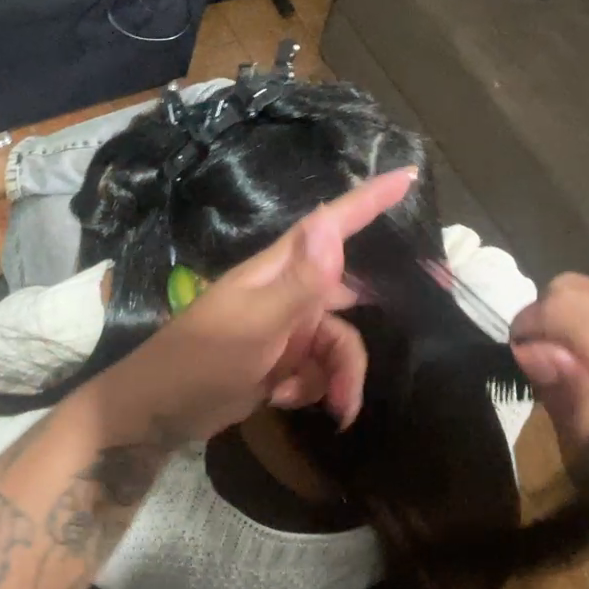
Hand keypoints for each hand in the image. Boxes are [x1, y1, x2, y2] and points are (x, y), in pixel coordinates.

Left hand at [84, 167, 418, 442]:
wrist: (159, 413)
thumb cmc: (200, 360)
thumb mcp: (254, 324)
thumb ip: (299, 281)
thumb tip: (330, 225)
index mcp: (277, 269)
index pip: (330, 224)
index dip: (368, 200)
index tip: (407, 175)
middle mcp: (286, 292)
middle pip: (349, 292)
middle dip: (377, 308)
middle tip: (429, 301)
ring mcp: (284, 328)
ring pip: (339, 342)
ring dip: (339, 375)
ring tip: (334, 407)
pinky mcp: (282, 361)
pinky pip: (321, 369)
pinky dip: (314, 388)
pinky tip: (284, 399)